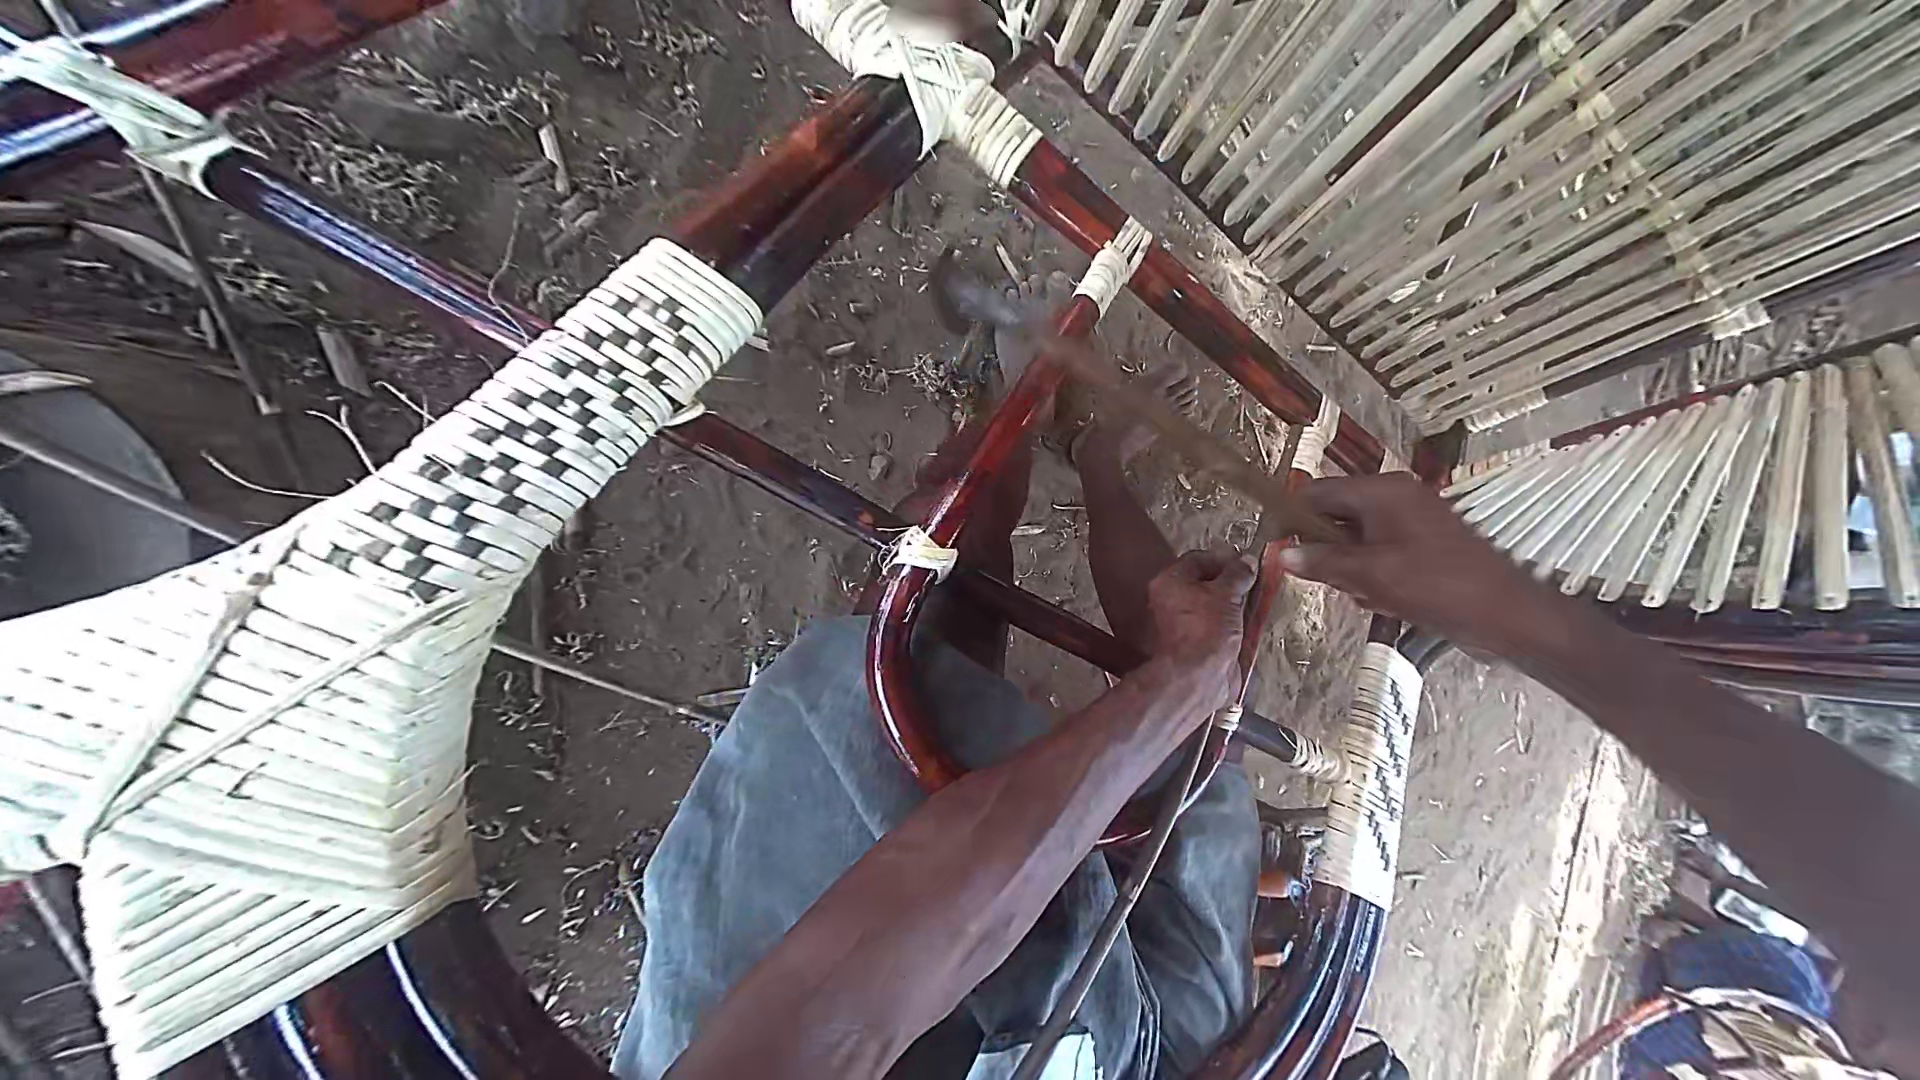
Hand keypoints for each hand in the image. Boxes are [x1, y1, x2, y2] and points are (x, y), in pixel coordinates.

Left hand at [1146, 548, 1254, 693]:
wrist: (1199, 675)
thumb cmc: (1205, 628)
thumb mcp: (1225, 594)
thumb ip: (1237, 575)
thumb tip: (1248, 561)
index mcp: (1169, 581)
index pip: (1197, 559)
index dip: (1223, 557)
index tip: (1247, 560)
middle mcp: (1172, 600)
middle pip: (1206, 581)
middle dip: (1232, 579)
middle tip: (1257, 577)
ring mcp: (1185, 622)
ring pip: (1214, 603)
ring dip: (1237, 600)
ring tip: (1261, 596)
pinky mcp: (1199, 640)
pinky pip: (1220, 623)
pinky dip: (1236, 619)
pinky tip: (1255, 617)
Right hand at [1279, 474, 1571, 655]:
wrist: (1511, 615)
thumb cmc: (1438, 586)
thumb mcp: (1368, 575)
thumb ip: (1320, 561)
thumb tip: (1282, 554)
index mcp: (1381, 492)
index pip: (1314, 492)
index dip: (1289, 516)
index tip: (1275, 545)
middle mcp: (1395, 496)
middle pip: (1332, 515)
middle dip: (1324, 549)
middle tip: (1329, 578)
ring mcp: (1411, 518)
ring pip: (1353, 537)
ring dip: (1348, 566)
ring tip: (1364, 593)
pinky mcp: (1423, 541)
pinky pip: (1377, 550)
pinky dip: (1370, 572)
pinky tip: (1383, 597)